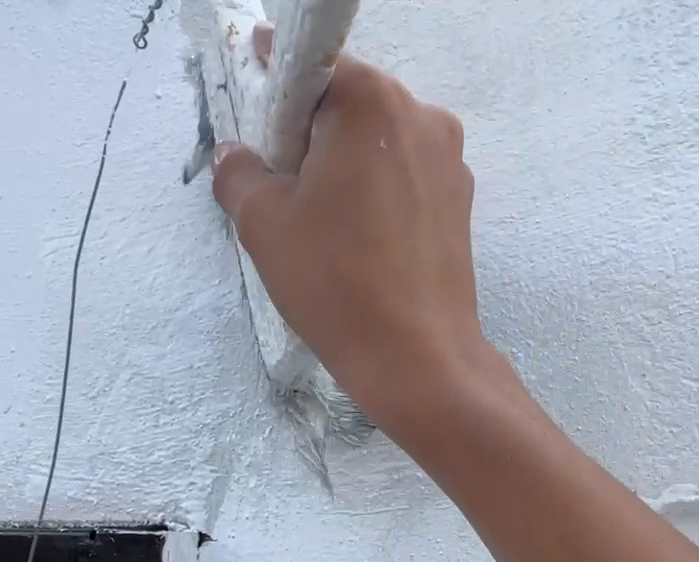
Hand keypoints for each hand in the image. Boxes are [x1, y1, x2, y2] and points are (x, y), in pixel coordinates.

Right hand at [210, 44, 514, 438]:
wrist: (418, 358)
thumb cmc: (337, 283)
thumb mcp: (263, 223)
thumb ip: (239, 172)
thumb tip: (236, 156)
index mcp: (370, 99)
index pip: (308, 65)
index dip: (274, 92)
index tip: (259, 131)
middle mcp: (422, 115)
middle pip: (349, 106)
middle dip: (313, 139)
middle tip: (291, 199)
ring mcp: (451, 163)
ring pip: (380, 147)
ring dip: (348, 171)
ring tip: (331, 234)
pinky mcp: (462, 206)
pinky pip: (407, 182)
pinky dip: (380, 199)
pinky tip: (366, 248)